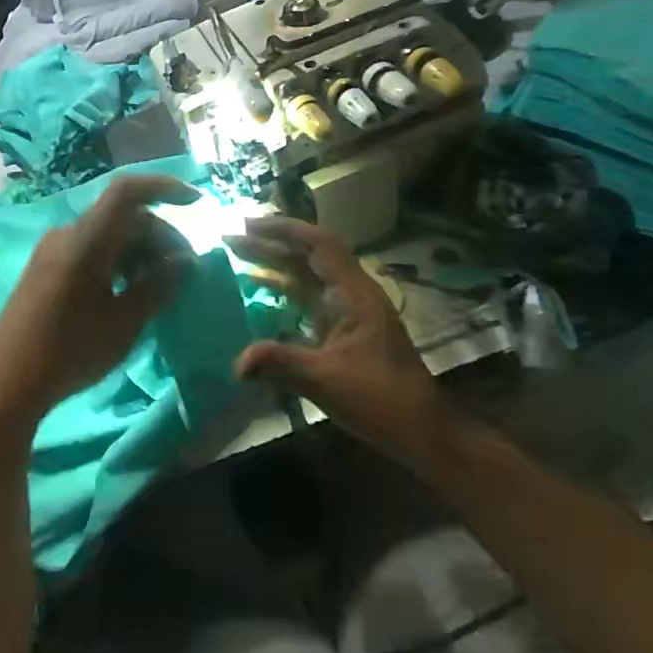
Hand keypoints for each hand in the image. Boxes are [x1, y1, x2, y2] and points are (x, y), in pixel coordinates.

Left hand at [0, 174, 199, 438]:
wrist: (5, 383)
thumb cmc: (70, 350)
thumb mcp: (124, 322)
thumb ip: (159, 285)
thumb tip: (187, 261)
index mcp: (87, 239)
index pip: (128, 191)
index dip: (164, 187)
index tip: (196, 203)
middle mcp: (68, 235)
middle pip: (123, 217)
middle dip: (159, 236)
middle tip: (184, 271)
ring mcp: (53, 251)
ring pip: (108, 235)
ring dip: (140, 252)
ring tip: (159, 287)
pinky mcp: (46, 270)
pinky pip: (91, 251)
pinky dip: (117, 262)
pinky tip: (128, 294)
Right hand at [225, 217, 455, 467]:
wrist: (420, 429)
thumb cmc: (380, 398)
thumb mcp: (327, 380)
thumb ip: (281, 364)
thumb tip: (237, 364)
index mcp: (355, 294)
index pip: (319, 245)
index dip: (284, 230)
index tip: (249, 223)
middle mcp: (353, 294)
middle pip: (310, 257)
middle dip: (272, 245)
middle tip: (232, 240)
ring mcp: (350, 312)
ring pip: (309, 278)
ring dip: (276, 266)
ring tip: (238, 259)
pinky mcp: (345, 331)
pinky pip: (310, 300)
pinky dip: (285, 293)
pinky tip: (261, 297)